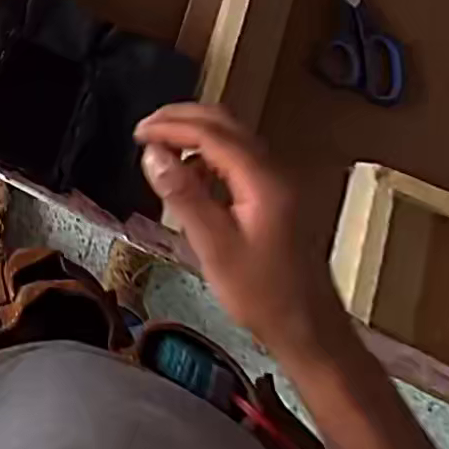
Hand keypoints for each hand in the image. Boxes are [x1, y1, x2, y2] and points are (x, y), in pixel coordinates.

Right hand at [135, 103, 345, 356]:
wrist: (310, 330)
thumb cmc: (262, 295)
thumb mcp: (215, 247)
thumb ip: (183, 196)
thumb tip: (152, 154)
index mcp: (262, 179)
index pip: (210, 133)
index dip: (170, 127)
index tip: (138, 134)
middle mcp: (272, 169)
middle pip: (223, 121)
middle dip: (181, 118)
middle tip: (145, 129)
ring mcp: (276, 178)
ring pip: (231, 134)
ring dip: (193, 131)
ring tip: (160, 145)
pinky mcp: (273, 192)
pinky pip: (236, 154)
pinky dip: (206, 150)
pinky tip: (188, 172)